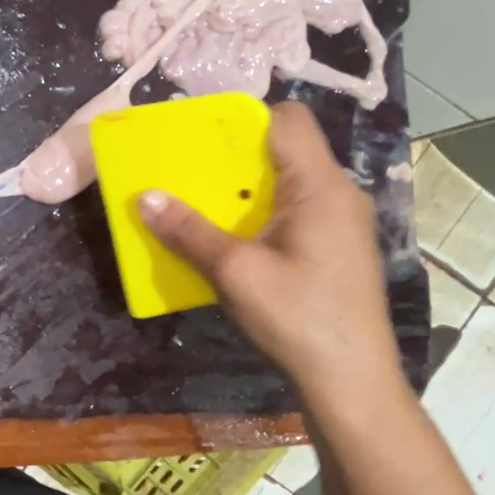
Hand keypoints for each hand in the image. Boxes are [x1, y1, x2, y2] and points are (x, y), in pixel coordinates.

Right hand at [136, 101, 401, 392]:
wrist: (349, 375)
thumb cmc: (297, 316)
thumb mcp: (235, 272)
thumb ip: (190, 231)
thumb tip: (145, 196)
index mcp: (320, 187)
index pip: (288, 121)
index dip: (243, 120)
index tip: (198, 137)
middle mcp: (335, 194)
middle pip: (281, 152)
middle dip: (229, 159)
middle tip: (183, 173)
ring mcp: (336, 222)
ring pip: (282, 185)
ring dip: (237, 192)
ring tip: (195, 207)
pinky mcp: (330, 247)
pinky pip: (287, 213)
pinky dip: (252, 216)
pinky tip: (224, 241)